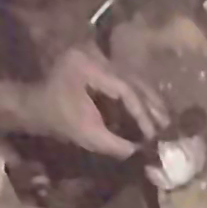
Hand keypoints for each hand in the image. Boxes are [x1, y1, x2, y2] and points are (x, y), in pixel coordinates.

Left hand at [27, 46, 169, 157]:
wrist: (38, 106)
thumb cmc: (61, 121)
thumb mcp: (91, 137)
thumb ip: (119, 145)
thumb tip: (146, 151)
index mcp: (85, 67)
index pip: (124, 88)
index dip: (143, 113)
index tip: (153, 134)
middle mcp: (92, 55)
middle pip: (133, 80)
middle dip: (152, 106)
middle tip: (168, 127)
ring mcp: (96, 57)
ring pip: (134, 78)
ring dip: (151, 101)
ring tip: (165, 121)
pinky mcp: (100, 64)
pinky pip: (128, 79)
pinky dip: (143, 96)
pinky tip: (154, 111)